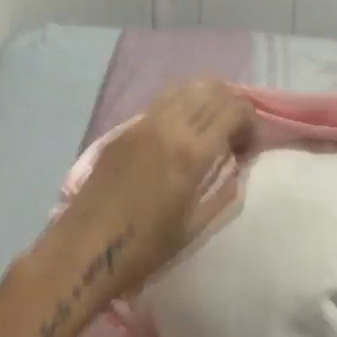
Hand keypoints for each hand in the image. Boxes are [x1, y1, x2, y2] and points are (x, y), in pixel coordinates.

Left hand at [60, 80, 255, 292]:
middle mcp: (169, 126)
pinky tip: (180, 132)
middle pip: (214, 88)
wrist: (84, 250)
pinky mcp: (125, 129)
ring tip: (209, 128)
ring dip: (207, 99)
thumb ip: (224, 190)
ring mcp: (143, 123)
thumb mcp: (196, 226)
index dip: (251, 122)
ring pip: (187, 87)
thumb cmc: (145, 249)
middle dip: (232, 106)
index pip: (235, 109)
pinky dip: (182, 105)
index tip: (248, 148)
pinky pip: (163, 101)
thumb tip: (237, 165)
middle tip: (233, 135)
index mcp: (192, 152)